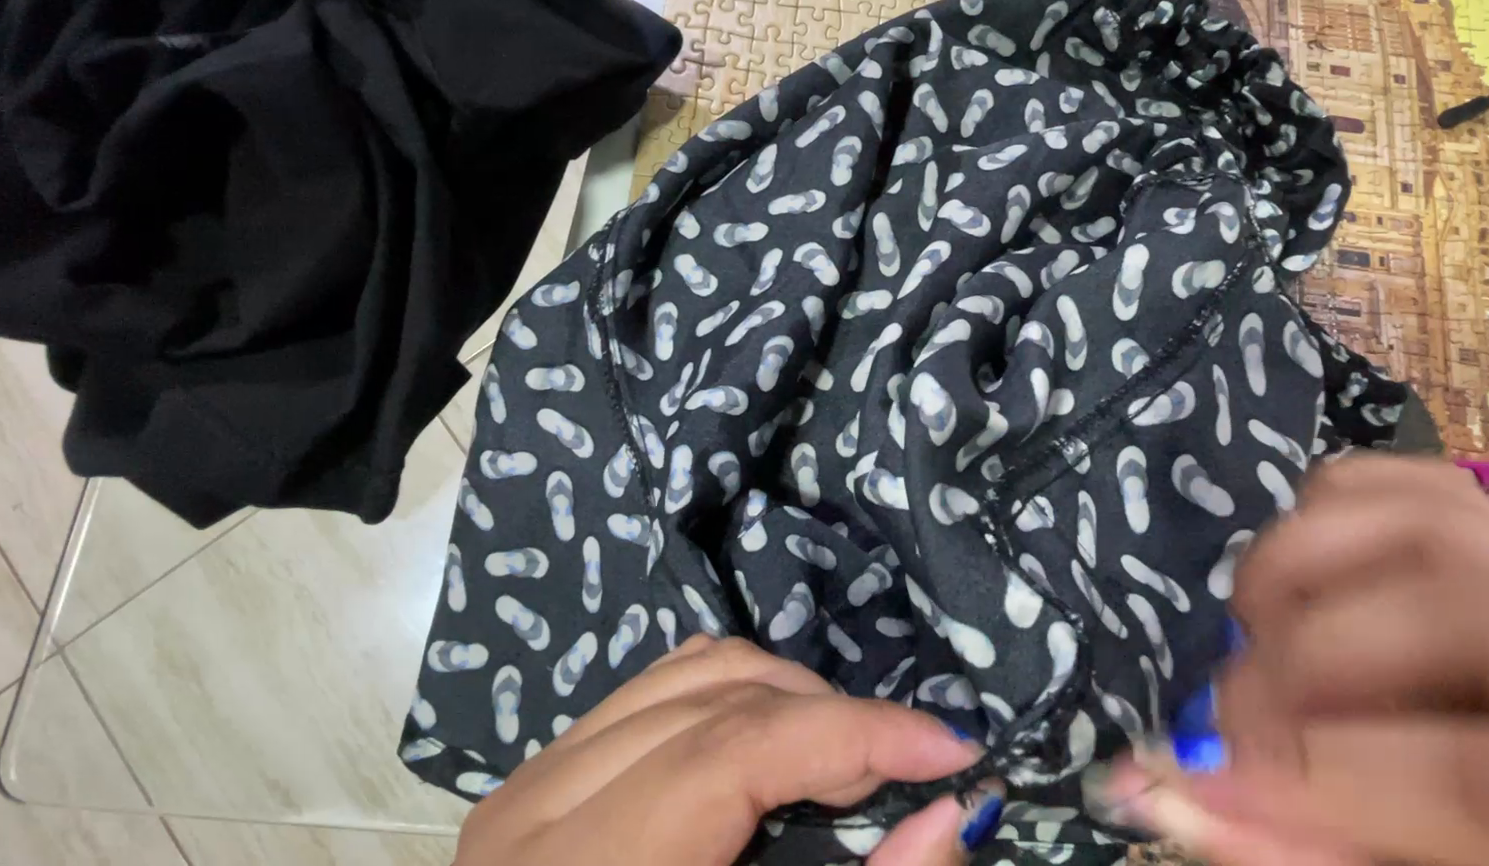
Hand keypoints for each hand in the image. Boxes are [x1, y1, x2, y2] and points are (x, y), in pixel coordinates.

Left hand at [453, 634, 1003, 865]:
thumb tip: (954, 814)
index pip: (736, 750)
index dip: (855, 734)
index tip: (951, 749)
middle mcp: (539, 807)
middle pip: (722, 701)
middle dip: (833, 720)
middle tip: (904, 769)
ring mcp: (534, 779)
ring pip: (694, 675)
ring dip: (788, 699)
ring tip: (843, 757)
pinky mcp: (543, 773)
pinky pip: (660, 688)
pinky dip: (736, 695)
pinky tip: (773, 735)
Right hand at [1086, 456, 1488, 865]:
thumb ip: (1337, 856)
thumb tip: (1183, 798)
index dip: (1327, 772)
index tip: (1195, 778)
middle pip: (1460, 598)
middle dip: (1300, 657)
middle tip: (1229, 722)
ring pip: (1433, 512)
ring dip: (1301, 563)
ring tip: (1263, 642)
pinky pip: (1424, 489)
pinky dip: (1331, 514)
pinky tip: (1303, 580)